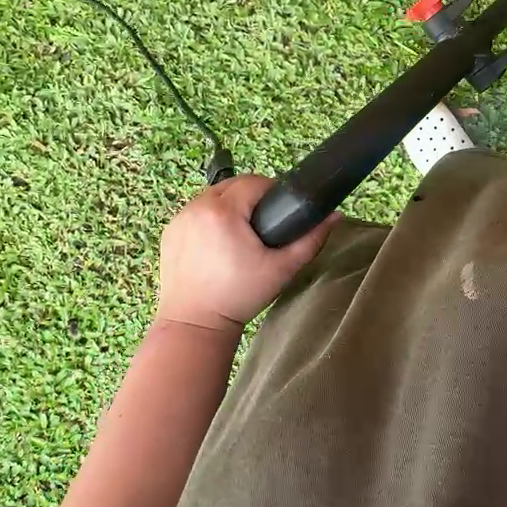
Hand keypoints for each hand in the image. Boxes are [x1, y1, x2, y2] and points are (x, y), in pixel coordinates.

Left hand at [156, 175, 339, 332]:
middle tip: (266, 223)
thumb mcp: (282, 268)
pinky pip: (197, 211)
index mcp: (223, 211)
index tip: (281, 213)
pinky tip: (221, 239)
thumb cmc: (240, 295)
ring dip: (231, 204)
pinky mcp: (170, 231)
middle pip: (233, 184)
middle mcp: (197, 207)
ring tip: (244, 230)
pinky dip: (211, 216)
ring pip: (214, 195)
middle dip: (252, 196)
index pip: (255, 182)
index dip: (273, 192)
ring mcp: (180, 218)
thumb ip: (311, 239)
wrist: (195, 324)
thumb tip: (336, 216)